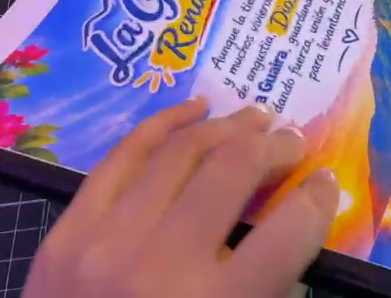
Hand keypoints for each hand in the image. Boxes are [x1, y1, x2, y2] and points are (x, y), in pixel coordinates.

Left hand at [24, 99, 336, 297]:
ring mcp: (106, 245)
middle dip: (276, 147)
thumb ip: (266, 288)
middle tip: (293, 142)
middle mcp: (161, 269)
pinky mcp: (66, 235)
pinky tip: (197, 110)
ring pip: (183, 151)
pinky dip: (165, 123)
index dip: (319, 198)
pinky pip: (123, 155)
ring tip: (255, 119)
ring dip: (229, 126)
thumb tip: (298, 218)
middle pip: (235, 170)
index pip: (290, 231)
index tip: (324, 183)